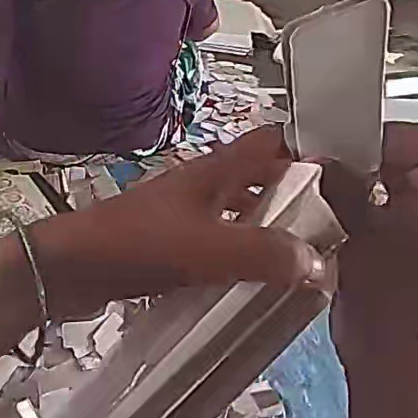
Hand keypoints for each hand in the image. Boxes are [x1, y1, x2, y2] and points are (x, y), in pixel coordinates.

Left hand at [30, 126, 329, 315]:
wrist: (71, 268)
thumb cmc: (137, 244)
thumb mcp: (207, 248)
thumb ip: (263, 253)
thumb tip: (318, 265)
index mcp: (218, 169)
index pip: (274, 140)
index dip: (310, 146)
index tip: (345, 171)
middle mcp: (207, 184)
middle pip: (264, 175)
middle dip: (299, 192)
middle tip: (333, 221)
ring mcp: (189, 211)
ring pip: (245, 208)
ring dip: (273, 224)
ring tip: (306, 251)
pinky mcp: (175, 239)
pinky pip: (224, 238)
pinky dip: (247, 250)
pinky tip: (260, 276)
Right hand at [321, 122, 417, 369]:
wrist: (398, 365)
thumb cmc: (385, 311)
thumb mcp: (356, 237)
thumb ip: (345, 187)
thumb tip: (326, 158)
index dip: (381, 136)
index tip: (346, 144)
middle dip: (378, 158)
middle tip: (340, 167)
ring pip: (416, 183)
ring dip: (381, 182)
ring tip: (348, 195)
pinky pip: (415, 208)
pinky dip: (388, 205)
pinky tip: (361, 219)